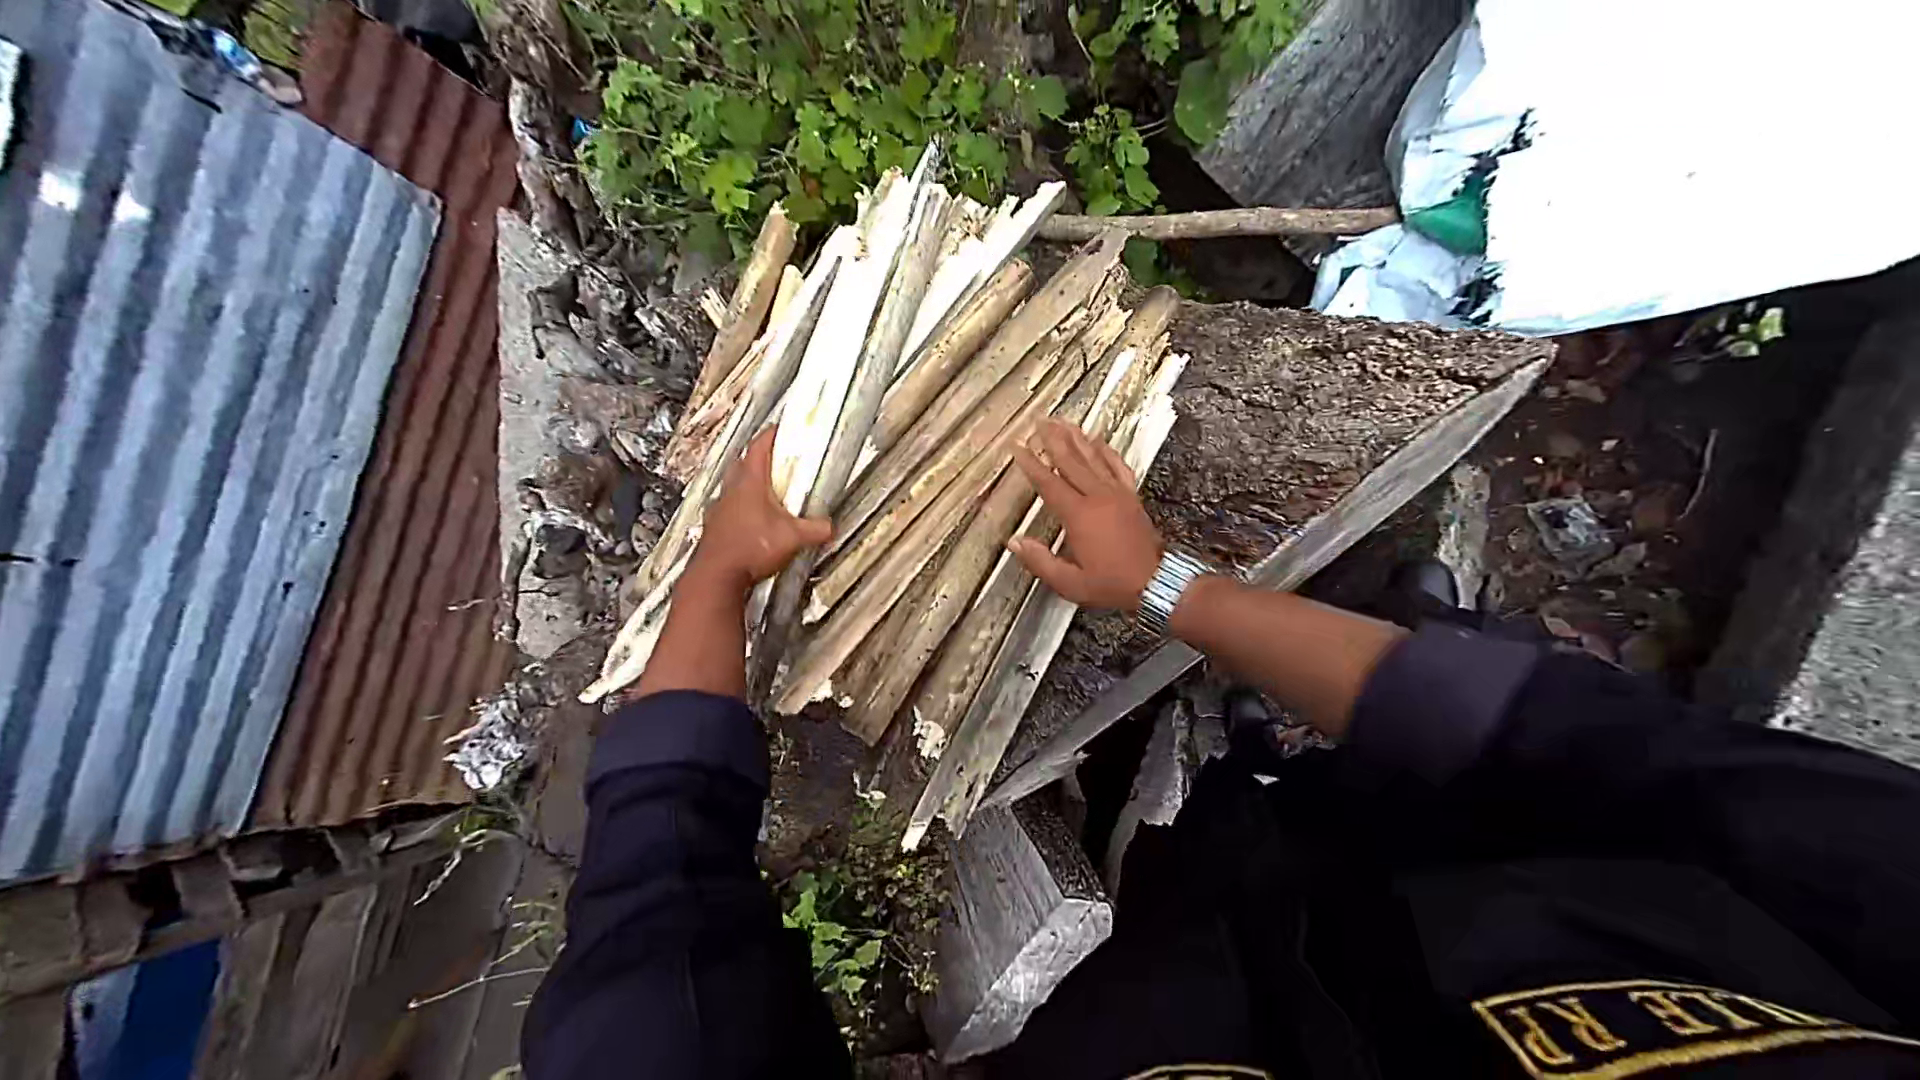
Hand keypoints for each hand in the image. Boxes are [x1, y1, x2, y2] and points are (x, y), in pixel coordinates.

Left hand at [687, 426, 832, 593]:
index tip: (782, 429)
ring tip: (770, 492)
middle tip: (778, 461)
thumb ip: (815, 530)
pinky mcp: (715, 526)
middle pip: (744, 463)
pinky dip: (743, 507)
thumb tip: (830, 527)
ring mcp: (720, 507)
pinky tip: (755, 520)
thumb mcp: (793, 538)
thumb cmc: (751, 548)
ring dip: (750, 484)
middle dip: (761, 459)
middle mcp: (731, 489)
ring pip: (735, 486)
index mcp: (750, 482)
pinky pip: (731, 507)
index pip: (759, 447)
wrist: (716, 575)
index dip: (772, 435)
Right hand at [1008, 419, 1163, 611]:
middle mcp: (1098, 497)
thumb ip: (1040, 561)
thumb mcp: (1069, 582)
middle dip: (1053, 439)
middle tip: (1041, 421)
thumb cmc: (1111, 584)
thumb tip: (1015, 541)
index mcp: (1079, 515)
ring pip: (1093, 458)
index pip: (1049, 483)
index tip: (1018, 447)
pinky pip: (1118, 467)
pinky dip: (1107, 451)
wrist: (1155, 582)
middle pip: (1071, 461)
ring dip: (1077, 438)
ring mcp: (1117, 494)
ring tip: (1064, 422)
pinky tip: (1099, 441)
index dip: (1031, 463)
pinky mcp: (1131, 497)